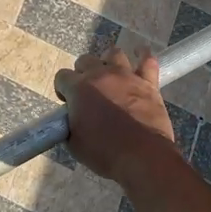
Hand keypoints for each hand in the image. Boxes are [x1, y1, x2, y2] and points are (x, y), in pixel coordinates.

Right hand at [54, 47, 176, 184]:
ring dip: (109, 63)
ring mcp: (125, 76)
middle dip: (83, 73)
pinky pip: (147, 61)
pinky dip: (144, 57)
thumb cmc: (104, 153)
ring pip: (114, 54)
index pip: (62, 76)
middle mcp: (100, 74)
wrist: (142, 157)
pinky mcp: (148, 82)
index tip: (69, 102)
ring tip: (112, 77)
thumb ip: (69, 124)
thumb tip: (72, 120)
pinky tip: (141, 56)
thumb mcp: (74, 143)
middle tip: (89, 92)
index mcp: (78, 88)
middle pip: (85, 60)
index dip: (63, 89)